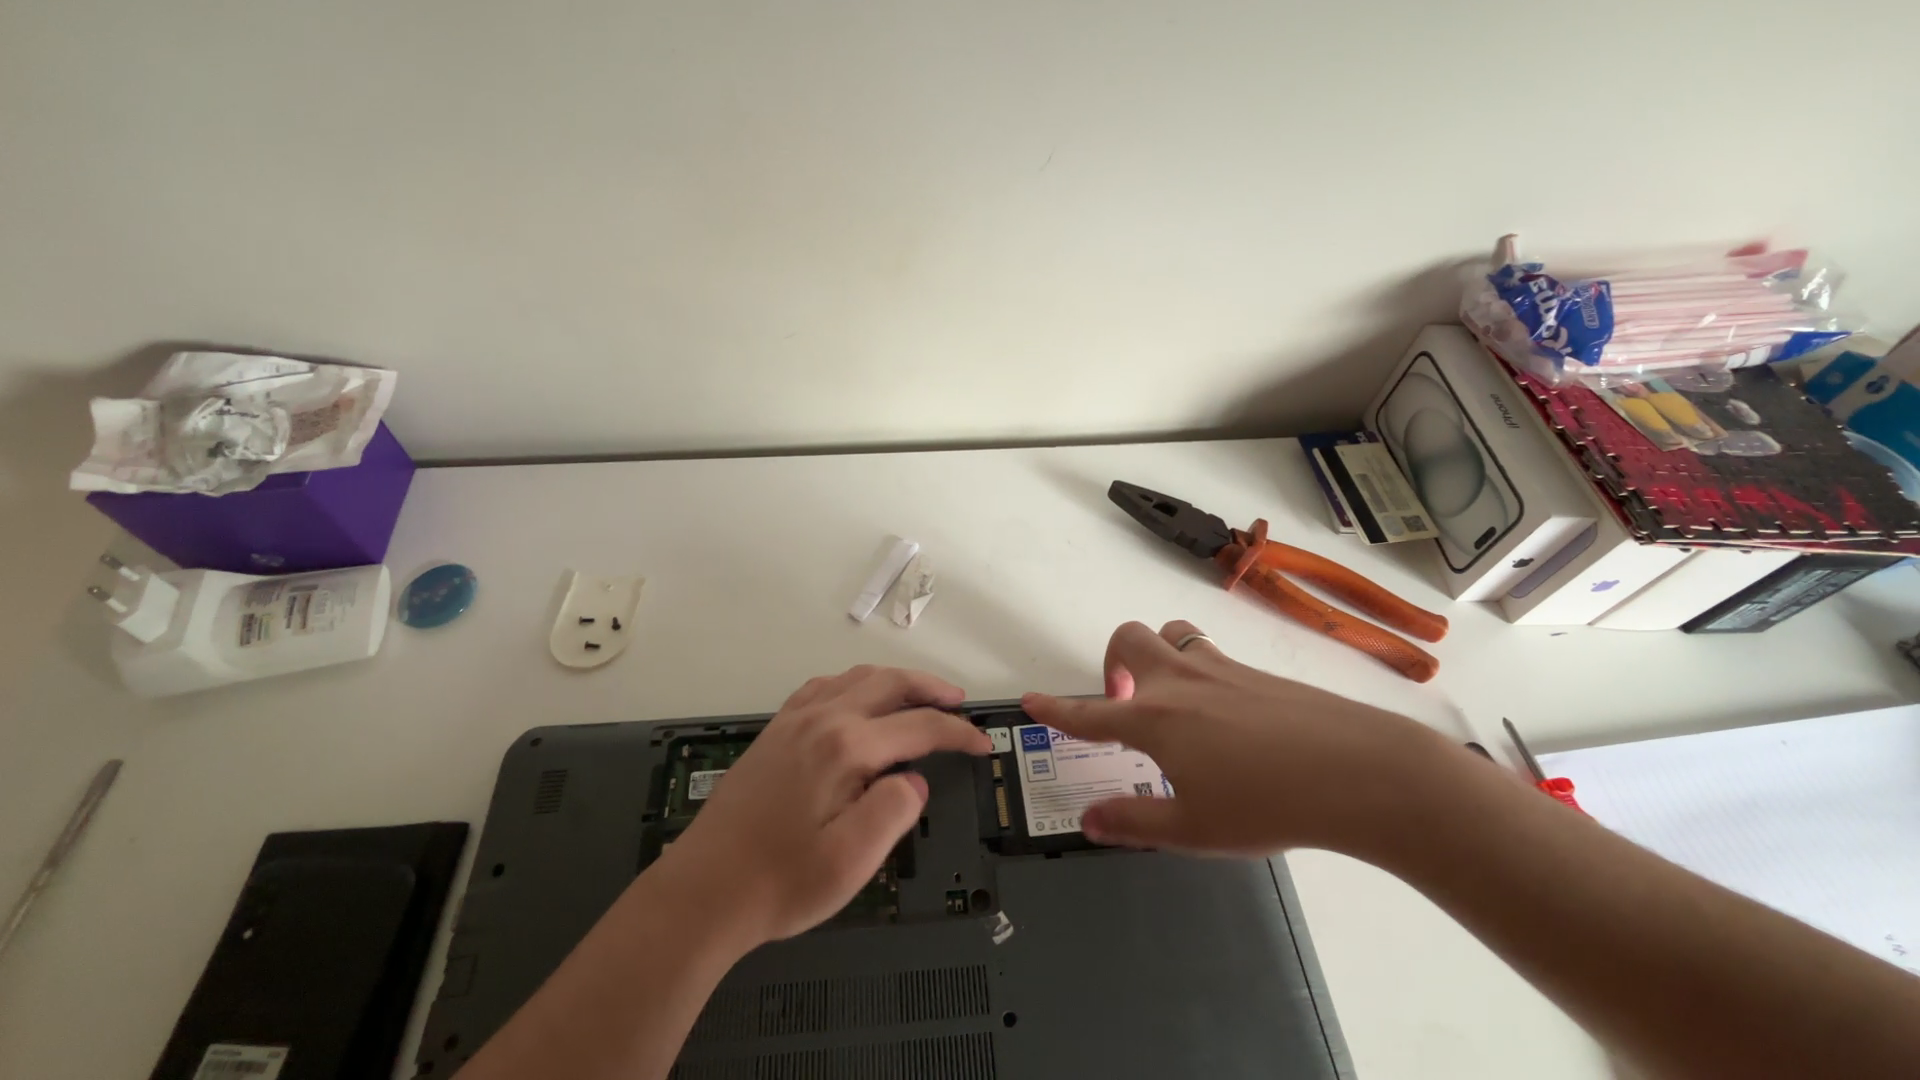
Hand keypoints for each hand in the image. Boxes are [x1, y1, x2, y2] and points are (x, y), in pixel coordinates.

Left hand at [649, 665, 991, 945]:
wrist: (705, 890)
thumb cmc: (782, 881)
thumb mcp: (853, 859)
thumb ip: (895, 810)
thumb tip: (913, 780)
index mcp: (846, 747)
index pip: (918, 726)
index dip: (957, 733)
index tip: (982, 745)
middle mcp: (821, 720)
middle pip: (888, 683)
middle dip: (930, 688)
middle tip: (959, 703)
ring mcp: (792, 722)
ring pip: (855, 678)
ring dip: (894, 680)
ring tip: (919, 695)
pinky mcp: (773, 733)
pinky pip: (823, 687)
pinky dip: (854, 683)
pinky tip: (857, 700)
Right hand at [1022, 620, 1465, 859]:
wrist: (1360, 772)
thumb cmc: (1267, 804)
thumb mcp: (1193, 829)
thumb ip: (1133, 822)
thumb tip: (1089, 820)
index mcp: (1154, 719)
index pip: (1089, 713)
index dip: (1056, 709)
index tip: (1031, 701)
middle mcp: (1181, 682)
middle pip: (1128, 639)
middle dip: (1111, 662)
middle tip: (1124, 703)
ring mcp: (1222, 669)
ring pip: (1172, 634)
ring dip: (1156, 655)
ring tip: (1169, 698)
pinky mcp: (1258, 671)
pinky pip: (1210, 652)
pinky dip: (1196, 667)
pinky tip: (1220, 711)